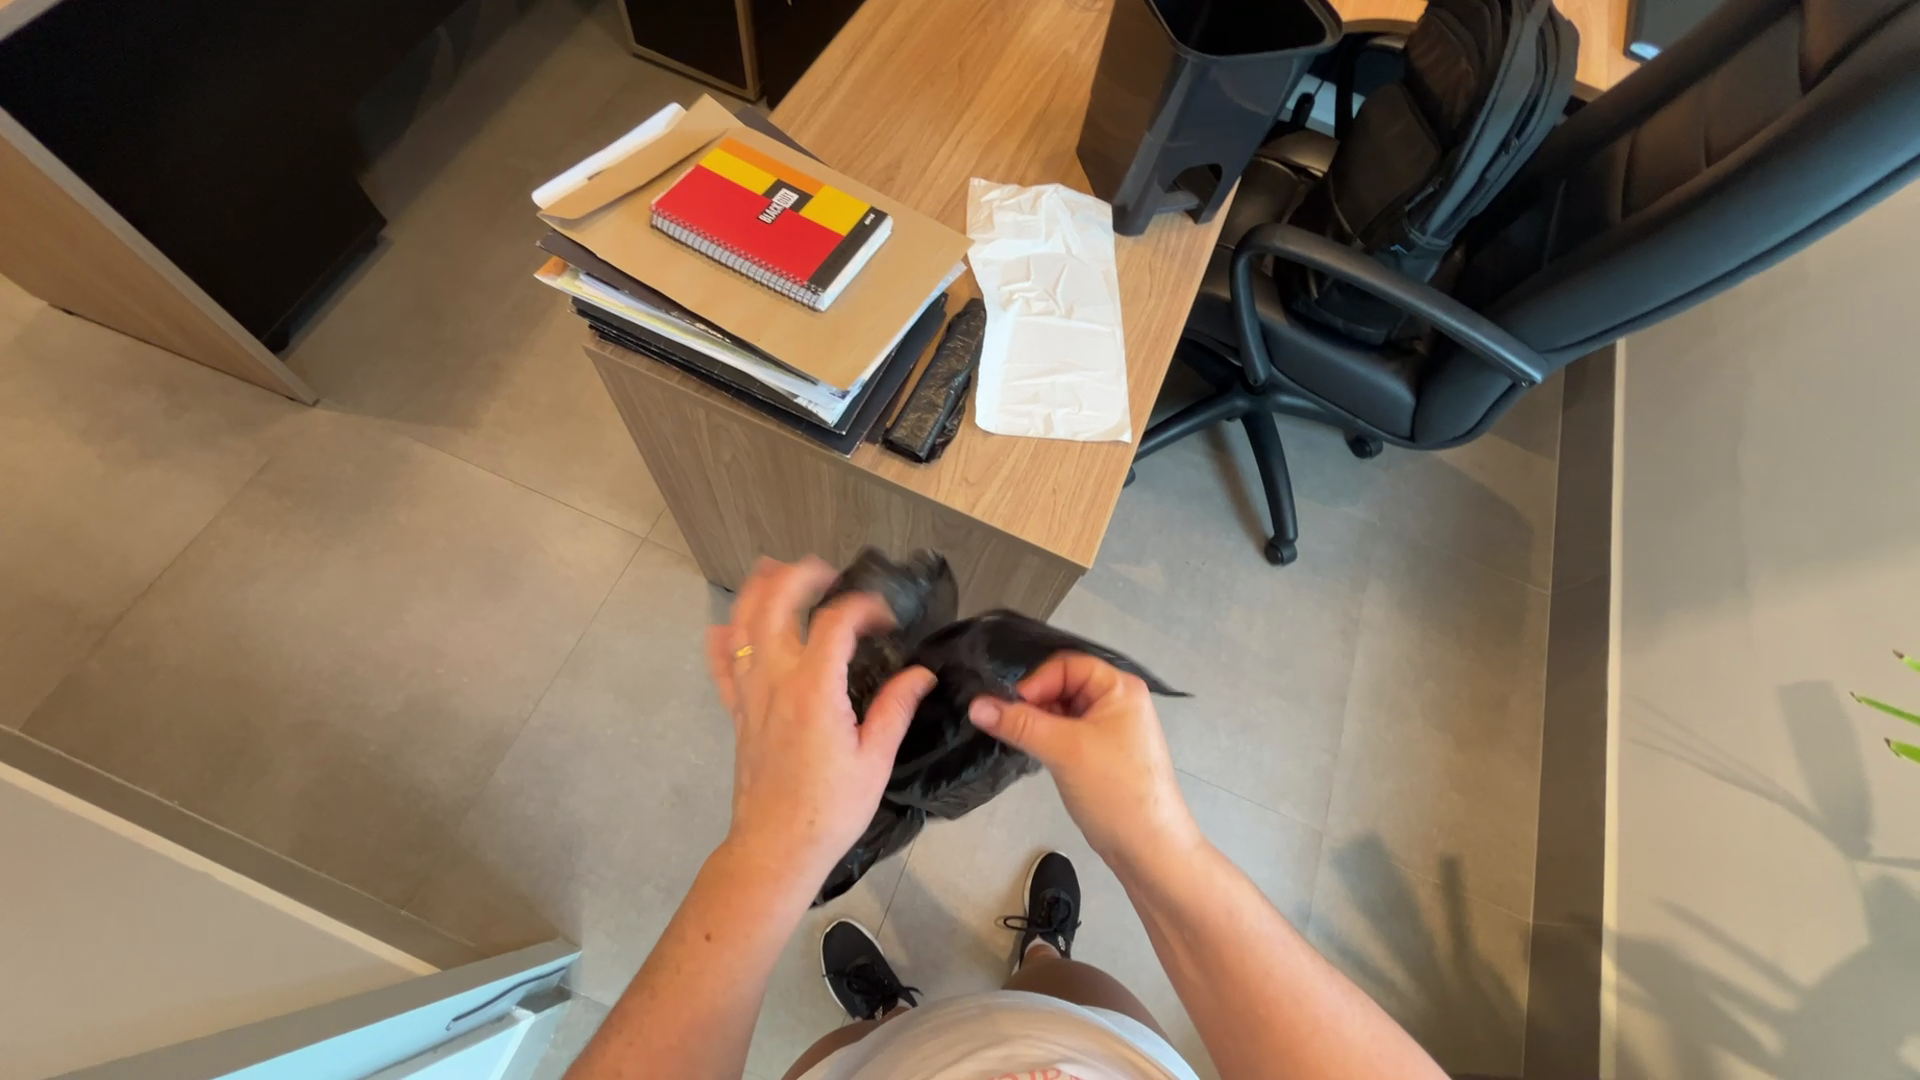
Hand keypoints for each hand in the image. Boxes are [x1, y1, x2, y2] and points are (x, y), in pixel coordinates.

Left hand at [706, 557, 934, 890]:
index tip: (885, 620)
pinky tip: (724, 625)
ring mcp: (750, 694)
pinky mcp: (737, 712)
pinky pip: (722, 667)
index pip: (836, 622)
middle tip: (824, 570)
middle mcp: (775, 680)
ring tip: (773, 569)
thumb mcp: (875, 759)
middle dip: (797, 576)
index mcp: (814, 689)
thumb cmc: (830, 807)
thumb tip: (921, 674)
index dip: (863, 607)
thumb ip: (895, 708)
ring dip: (756, 592)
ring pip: (742, 626)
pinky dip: (722, 640)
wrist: (775, 848)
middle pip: (775, 606)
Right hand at [968, 654, 1199, 866]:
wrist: (1150, 850)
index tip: (1012, 708)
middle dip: (1036, 703)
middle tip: (1012, 725)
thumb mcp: (1063, 749)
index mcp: (1120, 687)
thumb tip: (975, 705)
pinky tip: (1036, 753)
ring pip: (1064, 711)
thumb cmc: (1114, 789)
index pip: (1067, 665)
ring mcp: (1112, 729)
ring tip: (1022, 741)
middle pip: (1064, 685)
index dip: (1037, 682)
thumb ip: (1018, 724)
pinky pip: (1069, 732)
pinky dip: (1050, 738)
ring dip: (1041, 722)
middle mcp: (1119, 701)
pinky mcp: (1103, 754)